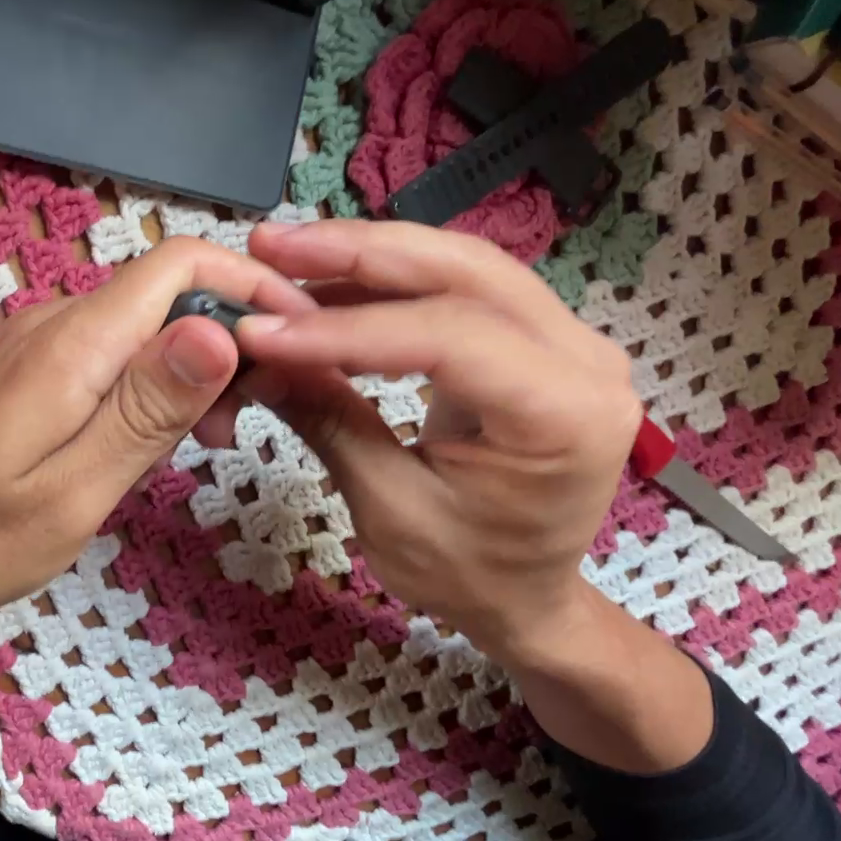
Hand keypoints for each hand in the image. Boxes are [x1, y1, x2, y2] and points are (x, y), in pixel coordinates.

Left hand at [0, 237, 313, 616]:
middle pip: (165, 291)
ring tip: (204, 447)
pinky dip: (146, 385)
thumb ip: (145, 411)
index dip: (249, 288)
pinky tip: (147, 442)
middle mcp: (52, 324)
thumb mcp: (71, 493)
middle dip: (227, 339)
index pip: (179, 265)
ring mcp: (33, 344)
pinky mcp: (25, 370)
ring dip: (189, 370)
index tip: (295, 348)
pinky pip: (105, 353)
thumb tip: (220, 330)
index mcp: (71, 346)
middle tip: (244, 427)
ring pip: (140, 325)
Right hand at [232, 220, 643, 661]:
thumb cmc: (467, 574)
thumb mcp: (388, 509)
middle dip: (358, 252)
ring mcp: (565, 341)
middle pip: (463, 270)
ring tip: (285, 254)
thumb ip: (330, 422)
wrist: (526, 597)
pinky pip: (457, 291)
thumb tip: (257, 360)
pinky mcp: (534, 341)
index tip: (261, 329)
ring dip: (367, 257)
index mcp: (564, 415)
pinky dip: (385, 285)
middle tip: (271, 243)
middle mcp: (582, 358)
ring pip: (459, 266)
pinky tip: (327, 286)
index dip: (346, 327)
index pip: (448, 336)